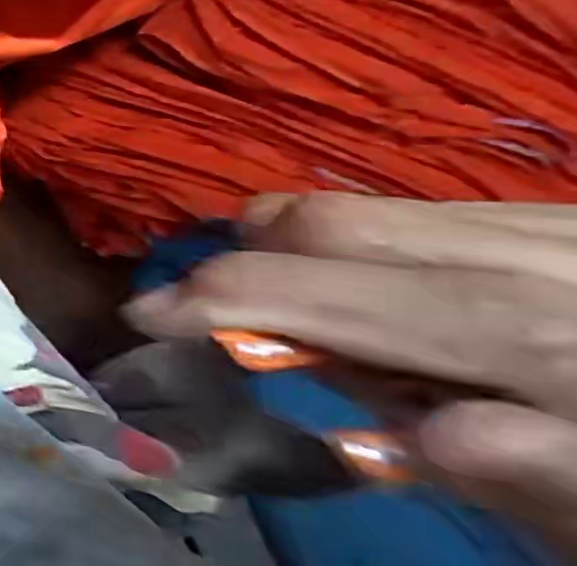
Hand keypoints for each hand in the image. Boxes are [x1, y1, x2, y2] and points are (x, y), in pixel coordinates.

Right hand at [126, 192, 576, 550]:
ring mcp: (547, 224)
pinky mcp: (550, 211)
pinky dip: (351, 244)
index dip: (221, 299)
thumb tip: (411, 434)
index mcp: (549, 346)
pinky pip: (401, 206)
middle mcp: (538, 264)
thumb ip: (524, 480)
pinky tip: (380, 293)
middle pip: (327, 225)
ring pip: (354, 202)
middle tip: (225, 315)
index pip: (335, 299)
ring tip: (308, 307)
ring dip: (290, 247)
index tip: (145, 316)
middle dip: (248, 263)